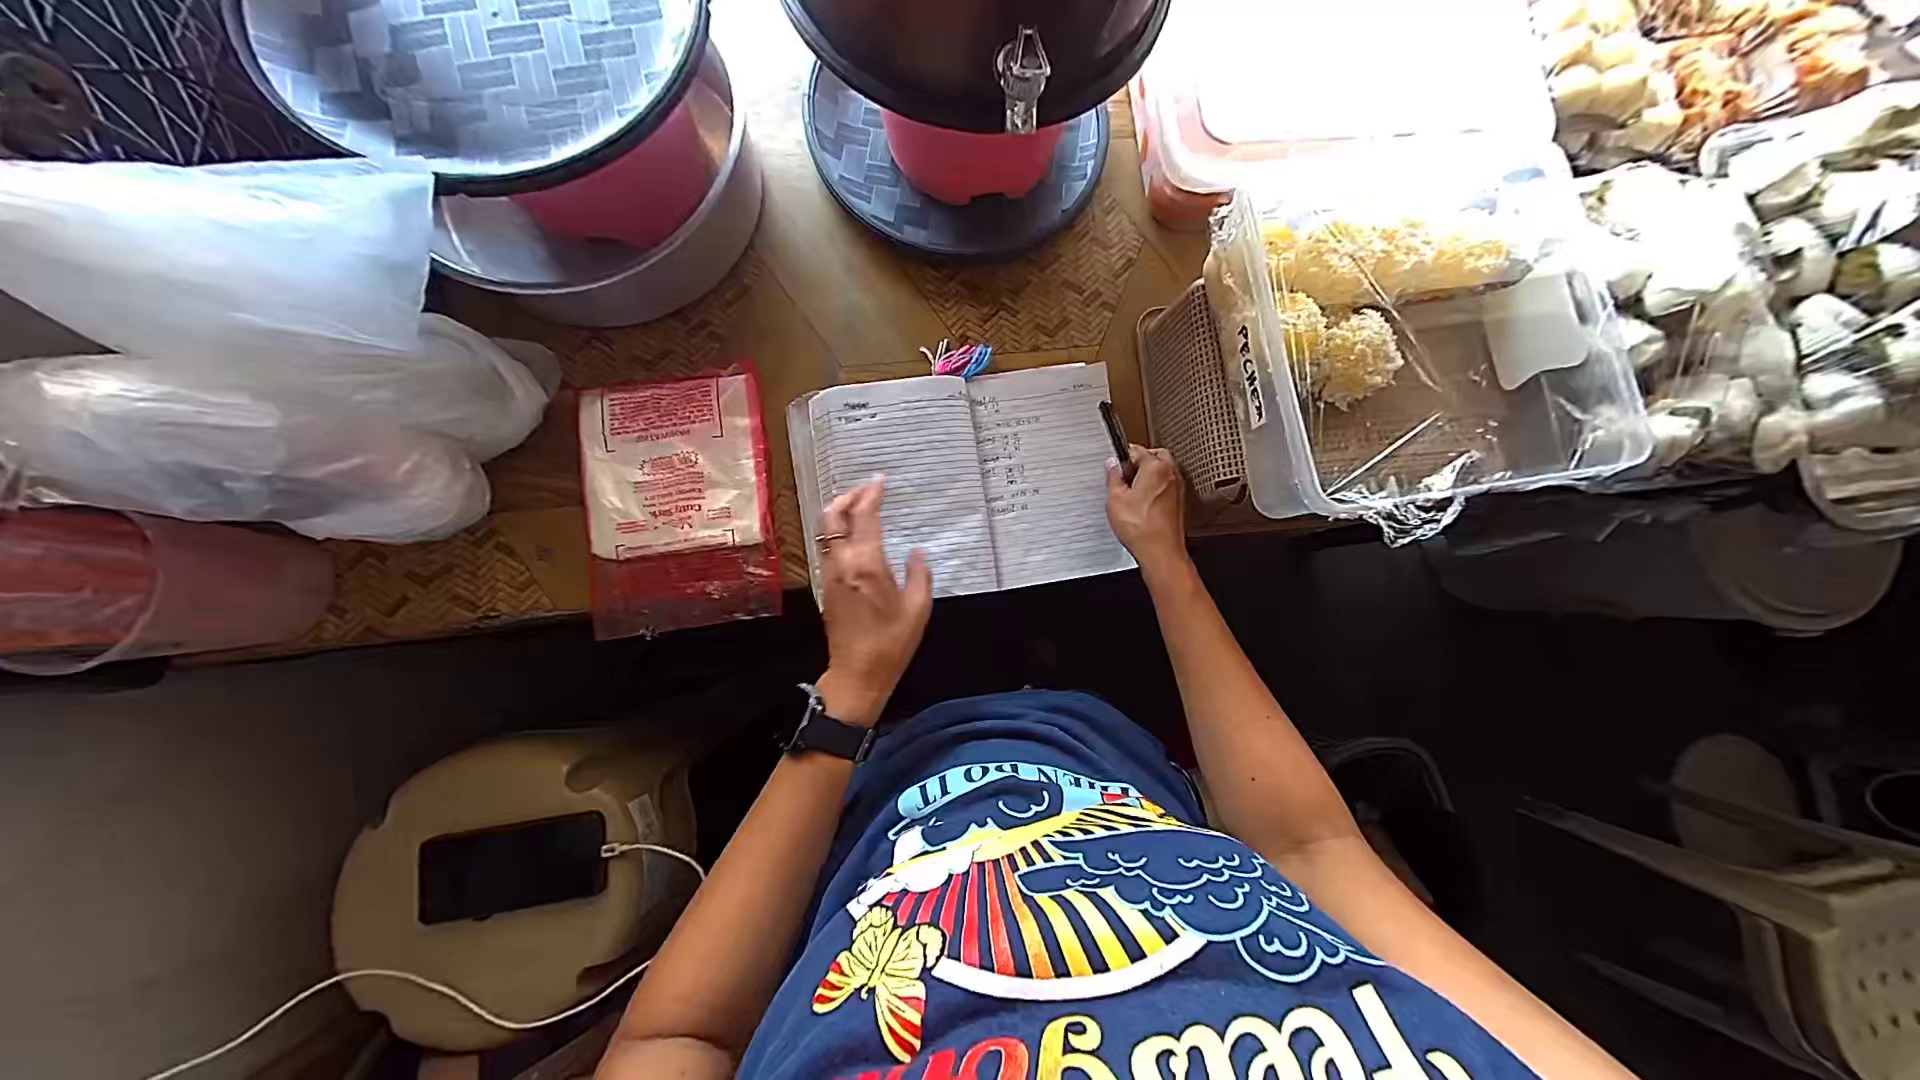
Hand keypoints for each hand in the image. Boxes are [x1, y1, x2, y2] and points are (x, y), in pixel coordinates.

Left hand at [814, 476, 932, 728]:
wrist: (857, 674)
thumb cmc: (891, 644)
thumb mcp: (918, 609)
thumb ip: (919, 575)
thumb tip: (917, 554)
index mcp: (867, 564)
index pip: (863, 515)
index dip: (871, 493)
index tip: (880, 481)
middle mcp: (842, 563)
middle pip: (834, 516)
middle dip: (848, 497)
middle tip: (866, 490)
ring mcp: (829, 574)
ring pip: (825, 531)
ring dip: (840, 513)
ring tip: (858, 507)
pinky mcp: (825, 586)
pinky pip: (827, 548)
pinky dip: (837, 532)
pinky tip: (852, 536)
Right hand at [1106, 444, 1189, 578]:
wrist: (1160, 552)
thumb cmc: (1142, 528)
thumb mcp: (1116, 499)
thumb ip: (1113, 477)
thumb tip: (1113, 464)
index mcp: (1156, 467)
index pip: (1137, 450)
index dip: (1122, 456)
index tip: (1114, 464)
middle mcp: (1171, 474)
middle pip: (1156, 455)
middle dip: (1140, 461)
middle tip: (1124, 473)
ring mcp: (1177, 488)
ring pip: (1163, 470)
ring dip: (1149, 474)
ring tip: (1132, 489)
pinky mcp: (1178, 502)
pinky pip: (1166, 486)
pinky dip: (1156, 487)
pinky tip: (1143, 501)